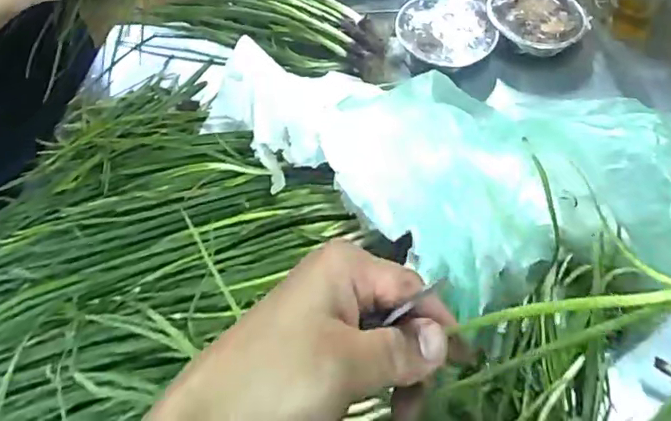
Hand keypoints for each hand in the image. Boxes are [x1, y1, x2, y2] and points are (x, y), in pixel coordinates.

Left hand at [151, 241, 454, 420]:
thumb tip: (445, 340)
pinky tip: (374, 405)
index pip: (411, 286)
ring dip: (397, 375)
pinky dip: (374, 380)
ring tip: (395, 413)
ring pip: (382, 338)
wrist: (207, 416)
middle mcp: (339, 279)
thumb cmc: (279, 379)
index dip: (438, 324)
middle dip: (415, 356)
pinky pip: (360, 354)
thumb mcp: (345, 364)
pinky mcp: (315, 342)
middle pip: (399, 312)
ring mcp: (325, 311)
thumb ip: (399, 350)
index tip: (462, 367)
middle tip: (413, 407)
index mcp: (347, 266)